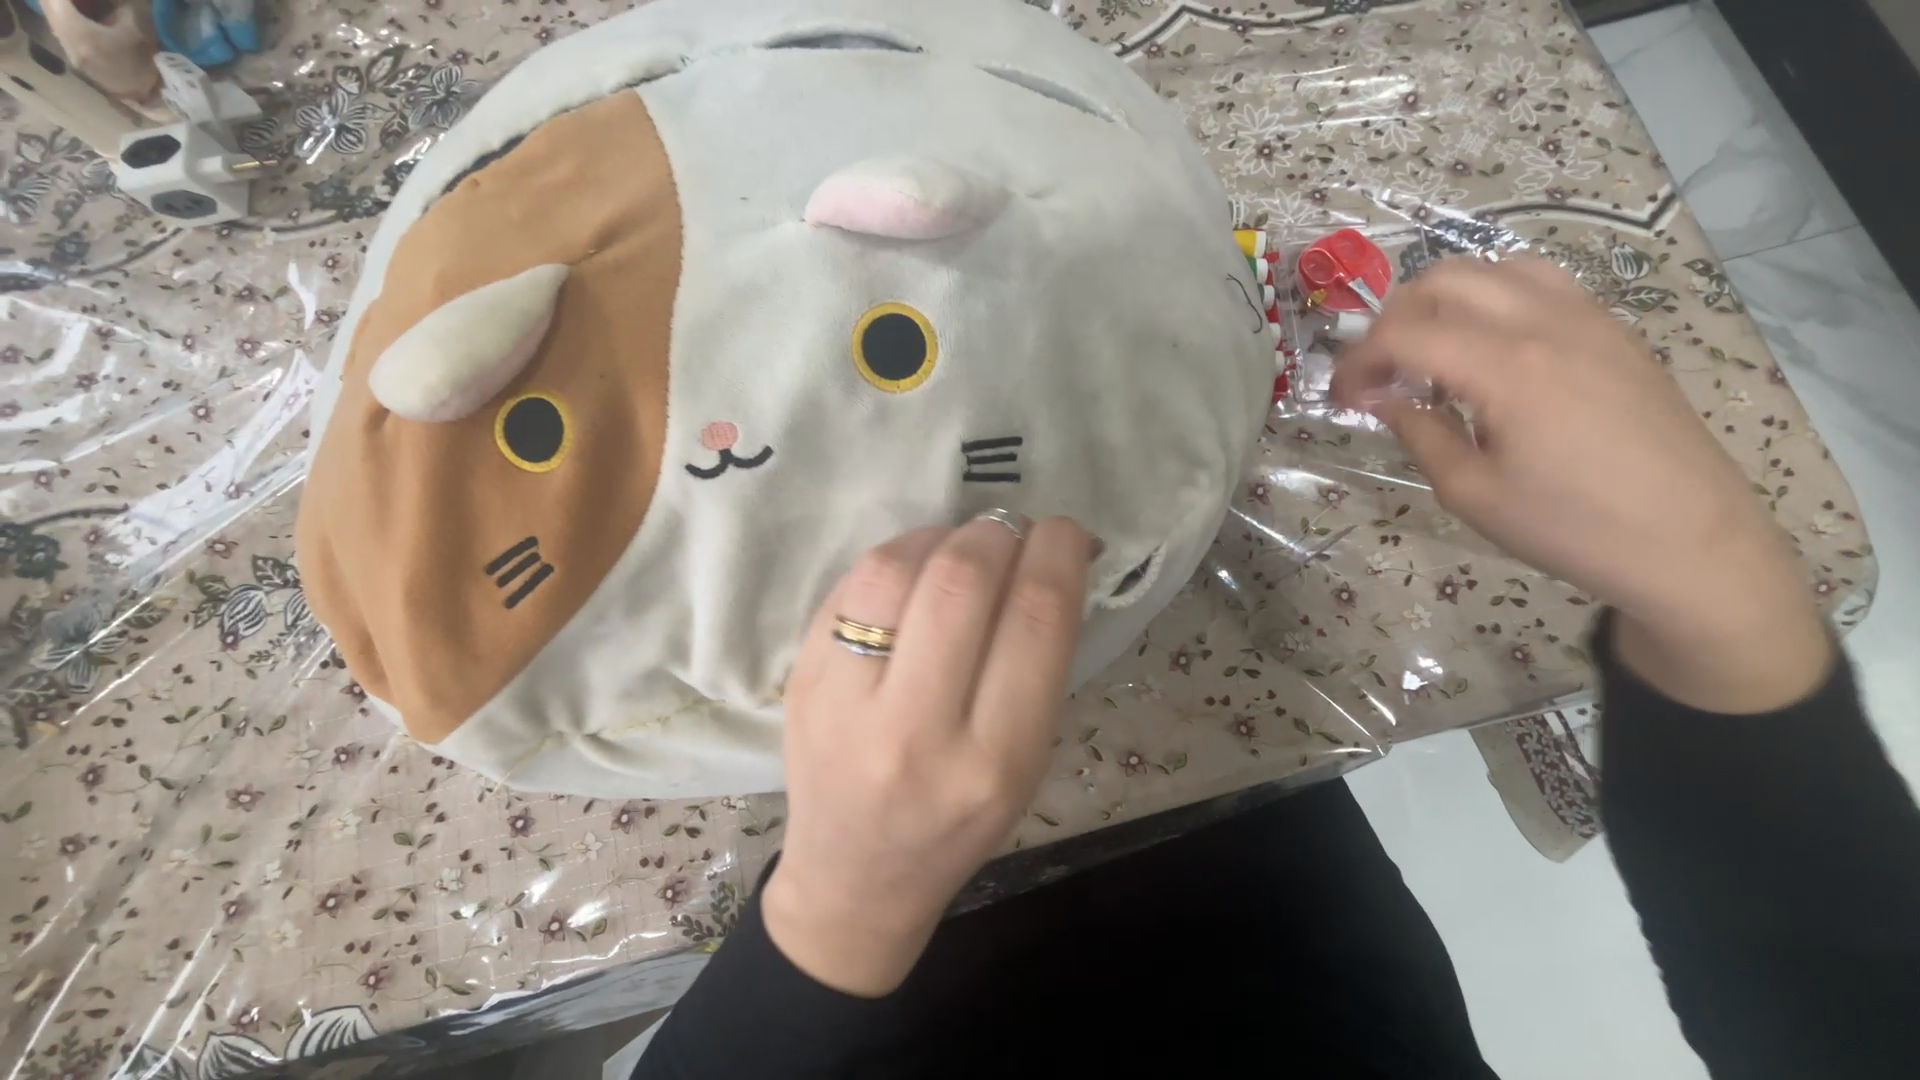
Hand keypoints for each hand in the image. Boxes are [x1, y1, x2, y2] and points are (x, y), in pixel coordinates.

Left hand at [761, 513, 1094, 995]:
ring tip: (960, 547)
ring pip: (894, 569)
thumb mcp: (1026, 761)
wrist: (855, 876)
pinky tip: (913, 569)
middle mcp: (916, 731)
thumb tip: (1052, 559)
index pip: (1036, 618)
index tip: (1064, 533)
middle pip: (961, 580)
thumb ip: (1040, 662)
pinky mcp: (801, 680)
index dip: (1057, 551)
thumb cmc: (958, 823)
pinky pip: (850, 584)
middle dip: (999, 532)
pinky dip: (895, 556)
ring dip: (941, 535)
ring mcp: (845, 704)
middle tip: (1011, 533)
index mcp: (995, 760)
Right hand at [1331, 256, 1829, 712]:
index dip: (1357, 361)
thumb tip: (1383, 400)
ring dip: (1445, 298)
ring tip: (1431, 349)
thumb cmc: (1569, 526)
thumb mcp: (1470, 492)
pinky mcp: (1615, 332)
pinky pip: (1542, 284)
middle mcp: (1547, 323)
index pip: (1404, 334)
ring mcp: (1590, 319)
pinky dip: (1495, 299)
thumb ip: (1419, 433)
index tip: (1341, 396)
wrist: (1690, 541)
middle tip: (1380, 371)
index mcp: (1507, 368)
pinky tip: (1488, 348)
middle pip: (1445, 279)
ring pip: (1497, 267)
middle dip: (1393, 318)